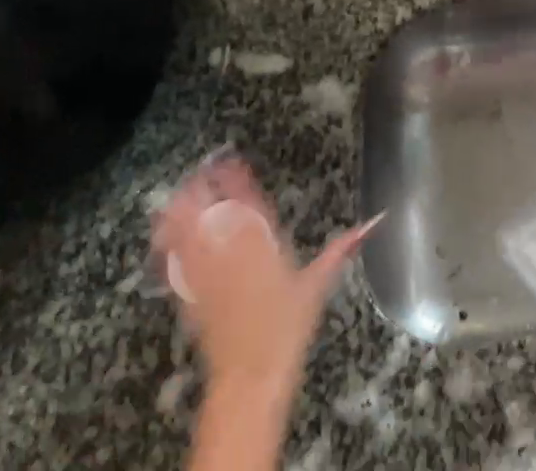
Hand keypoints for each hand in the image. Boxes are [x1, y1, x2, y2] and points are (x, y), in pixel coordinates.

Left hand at [152, 159, 378, 392]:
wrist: (251, 373)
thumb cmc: (288, 328)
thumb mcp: (317, 286)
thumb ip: (340, 251)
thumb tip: (373, 223)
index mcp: (266, 249)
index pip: (251, 206)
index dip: (238, 182)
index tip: (231, 162)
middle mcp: (234, 257)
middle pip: (214, 217)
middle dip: (204, 192)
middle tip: (198, 173)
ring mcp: (209, 276)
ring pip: (190, 237)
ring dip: (181, 215)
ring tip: (174, 195)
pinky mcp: (191, 297)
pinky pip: (176, 265)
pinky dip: (169, 246)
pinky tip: (162, 234)